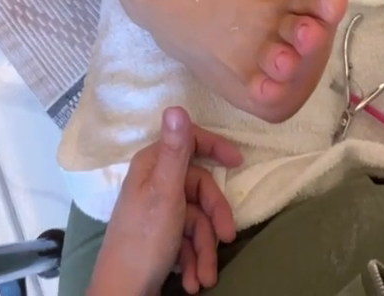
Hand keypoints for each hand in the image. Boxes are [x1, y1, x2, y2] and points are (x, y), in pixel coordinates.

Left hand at [89, 108, 242, 295]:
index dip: (215, 147)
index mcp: (153, 165)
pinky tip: (192, 281)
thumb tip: (176, 105)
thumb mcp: (166, 193)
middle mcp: (154, 182)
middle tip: (228, 238)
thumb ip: (175, 151)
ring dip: (204, 249)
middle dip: (214, 218)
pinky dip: (193, 260)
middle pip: (199, 187)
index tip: (239, 160)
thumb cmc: (144, 240)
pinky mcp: (159, 237)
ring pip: (196, 219)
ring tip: (204, 278)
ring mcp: (157, 211)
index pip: (189, 142)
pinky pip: (186, 240)